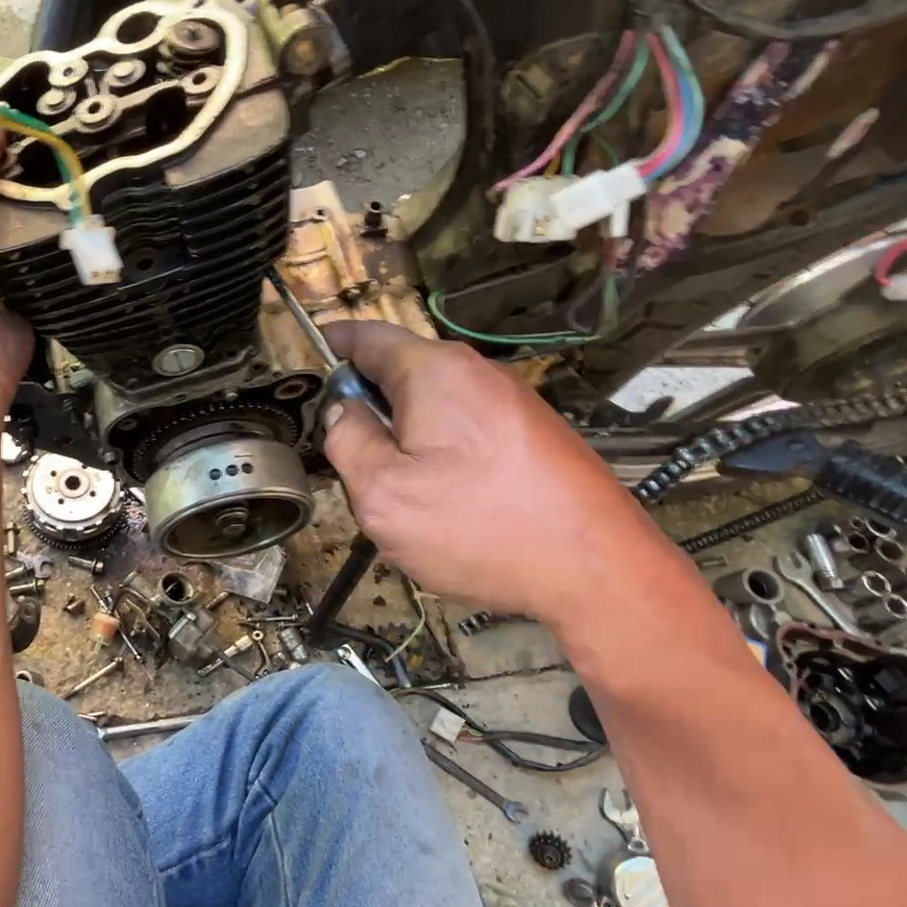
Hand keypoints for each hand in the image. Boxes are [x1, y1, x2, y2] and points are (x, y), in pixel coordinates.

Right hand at [319, 320, 680, 623]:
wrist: (595, 569)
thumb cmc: (478, 527)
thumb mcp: (382, 494)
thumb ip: (349, 442)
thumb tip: (343, 411)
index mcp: (434, 374)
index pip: (370, 337)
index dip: (334, 341)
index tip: (311, 345)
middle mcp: (476, 375)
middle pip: (403, 373)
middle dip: (368, 402)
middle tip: (346, 453)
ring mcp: (512, 403)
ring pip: (433, 406)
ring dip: (403, 433)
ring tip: (397, 491)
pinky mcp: (533, 436)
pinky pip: (464, 429)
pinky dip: (438, 451)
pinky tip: (443, 501)